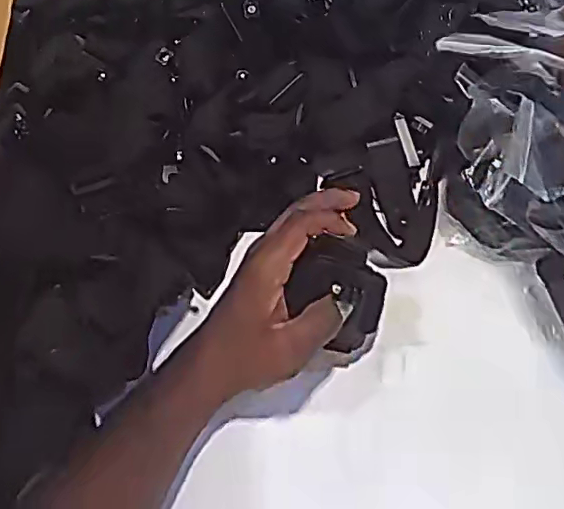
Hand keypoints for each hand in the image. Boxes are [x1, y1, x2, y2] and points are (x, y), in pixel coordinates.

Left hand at [177, 188, 358, 401]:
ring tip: (342, 216)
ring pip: (289, 221)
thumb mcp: (291, 346)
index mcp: (267, 264)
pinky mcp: (259, 269)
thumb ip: (323, 320)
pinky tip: (320, 239)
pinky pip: (286, 236)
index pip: (300, 222)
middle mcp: (260, 255)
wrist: (212, 363)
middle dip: (324, 200)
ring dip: (316, 212)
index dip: (328, 215)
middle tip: (351, 199)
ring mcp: (257, 260)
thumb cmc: (239, 354)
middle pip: (293, 211)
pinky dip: (307, 228)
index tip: (351, 221)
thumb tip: (345, 300)